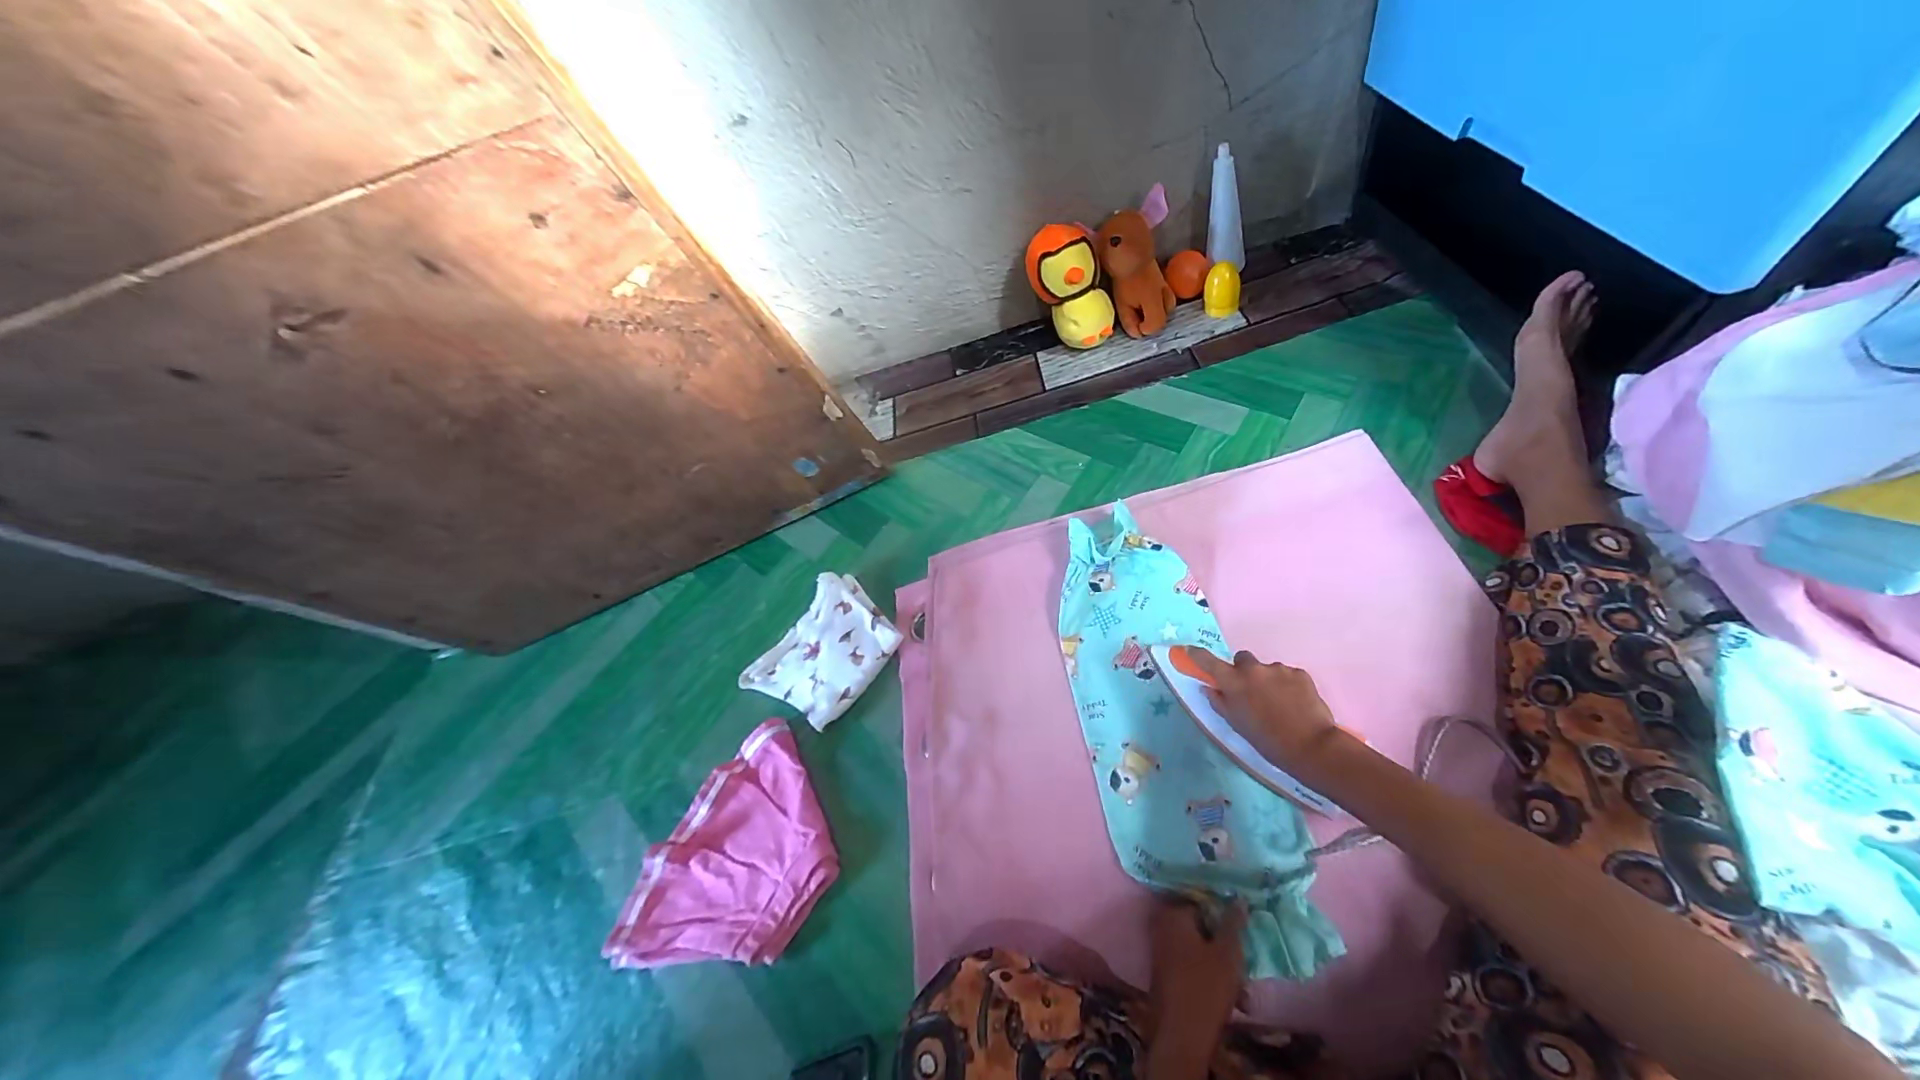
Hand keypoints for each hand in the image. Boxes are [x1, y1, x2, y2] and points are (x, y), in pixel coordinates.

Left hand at [1148, 895, 1244, 1076]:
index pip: (1199, 897)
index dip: (1222, 907)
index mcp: (1172, 914)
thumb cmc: (1206, 987)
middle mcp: (1162, 926)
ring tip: (1244, 991)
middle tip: (1245, 959)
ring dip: (1223, 966)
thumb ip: (1233, 922)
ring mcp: (1161, 950)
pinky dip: (1211, 977)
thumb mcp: (1227, 952)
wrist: (1181, 1035)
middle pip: (1200, 924)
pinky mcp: (1165, 972)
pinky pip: (1192, 965)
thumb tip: (1238, 897)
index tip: (1240, 919)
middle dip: (1225, 942)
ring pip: (1199, 948)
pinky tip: (1235, 1001)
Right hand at [1187, 649, 1340, 766]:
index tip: (1189, 649)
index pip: (1209, 661)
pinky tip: (1294, 703)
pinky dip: (1287, 685)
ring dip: (1268, 680)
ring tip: (1279, 703)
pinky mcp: (1300, 673)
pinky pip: (1288, 675)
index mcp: (1234, 682)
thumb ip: (1220, 702)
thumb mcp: (1237, 724)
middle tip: (1250, 691)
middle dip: (1243, 671)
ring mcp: (1279, 669)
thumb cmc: (1267, 740)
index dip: (1197, 654)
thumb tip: (1210, 688)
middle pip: (1242, 659)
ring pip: (1267, 669)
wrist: (1311, 746)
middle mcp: (1253, 669)